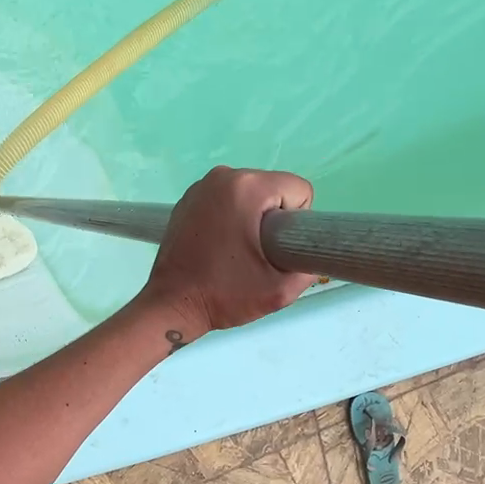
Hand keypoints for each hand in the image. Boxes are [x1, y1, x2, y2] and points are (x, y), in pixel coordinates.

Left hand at [135, 166, 316, 346]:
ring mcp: (200, 186)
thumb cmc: (222, 297)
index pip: (298, 190)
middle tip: (253, 256)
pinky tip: (217, 247)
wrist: (170, 307)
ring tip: (234, 253)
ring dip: (250, 219)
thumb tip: (314, 254)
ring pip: (249, 195)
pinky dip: (228, 219)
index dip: (297, 223)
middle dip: (271, 220)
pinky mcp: (186, 200)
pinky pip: (225, 201)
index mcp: (247, 188)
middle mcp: (223, 176)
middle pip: (273, 189)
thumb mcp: (279, 290)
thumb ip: (308, 268)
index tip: (275, 250)